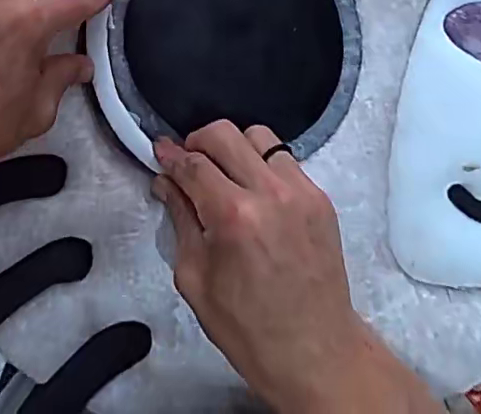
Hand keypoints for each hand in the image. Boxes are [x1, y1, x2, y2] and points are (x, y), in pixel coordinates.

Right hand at [152, 122, 436, 413]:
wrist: (313, 347)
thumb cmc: (248, 326)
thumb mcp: (196, 279)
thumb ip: (181, 220)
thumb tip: (168, 183)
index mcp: (234, 217)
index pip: (194, 164)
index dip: (172, 155)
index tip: (161, 150)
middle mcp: (270, 192)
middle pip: (226, 134)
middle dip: (198, 140)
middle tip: (188, 159)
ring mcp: (301, 189)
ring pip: (259, 136)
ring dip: (234, 147)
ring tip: (224, 172)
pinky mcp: (320, 195)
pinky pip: (285, 159)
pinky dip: (263, 165)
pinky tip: (255, 190)